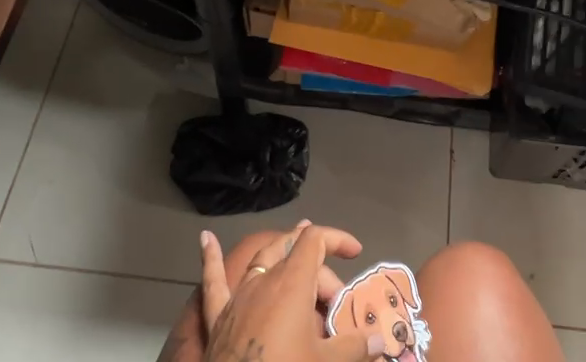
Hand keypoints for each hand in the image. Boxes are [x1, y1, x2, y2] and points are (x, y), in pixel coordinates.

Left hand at [199, 222, 386, 361]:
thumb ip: (354, 347)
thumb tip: (380, 341)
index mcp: (292, 282)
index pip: (315, 241)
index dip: (337, 239)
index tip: (355, 253)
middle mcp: (265, 279)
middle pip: (296, 255)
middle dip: (320, 270)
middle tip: (336, 304)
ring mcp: (239, 295)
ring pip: (262, 259)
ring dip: (281, 249)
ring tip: (295, 239)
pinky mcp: (219, 315)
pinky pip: (213, 281)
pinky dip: (211, 258)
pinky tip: (205, 239)